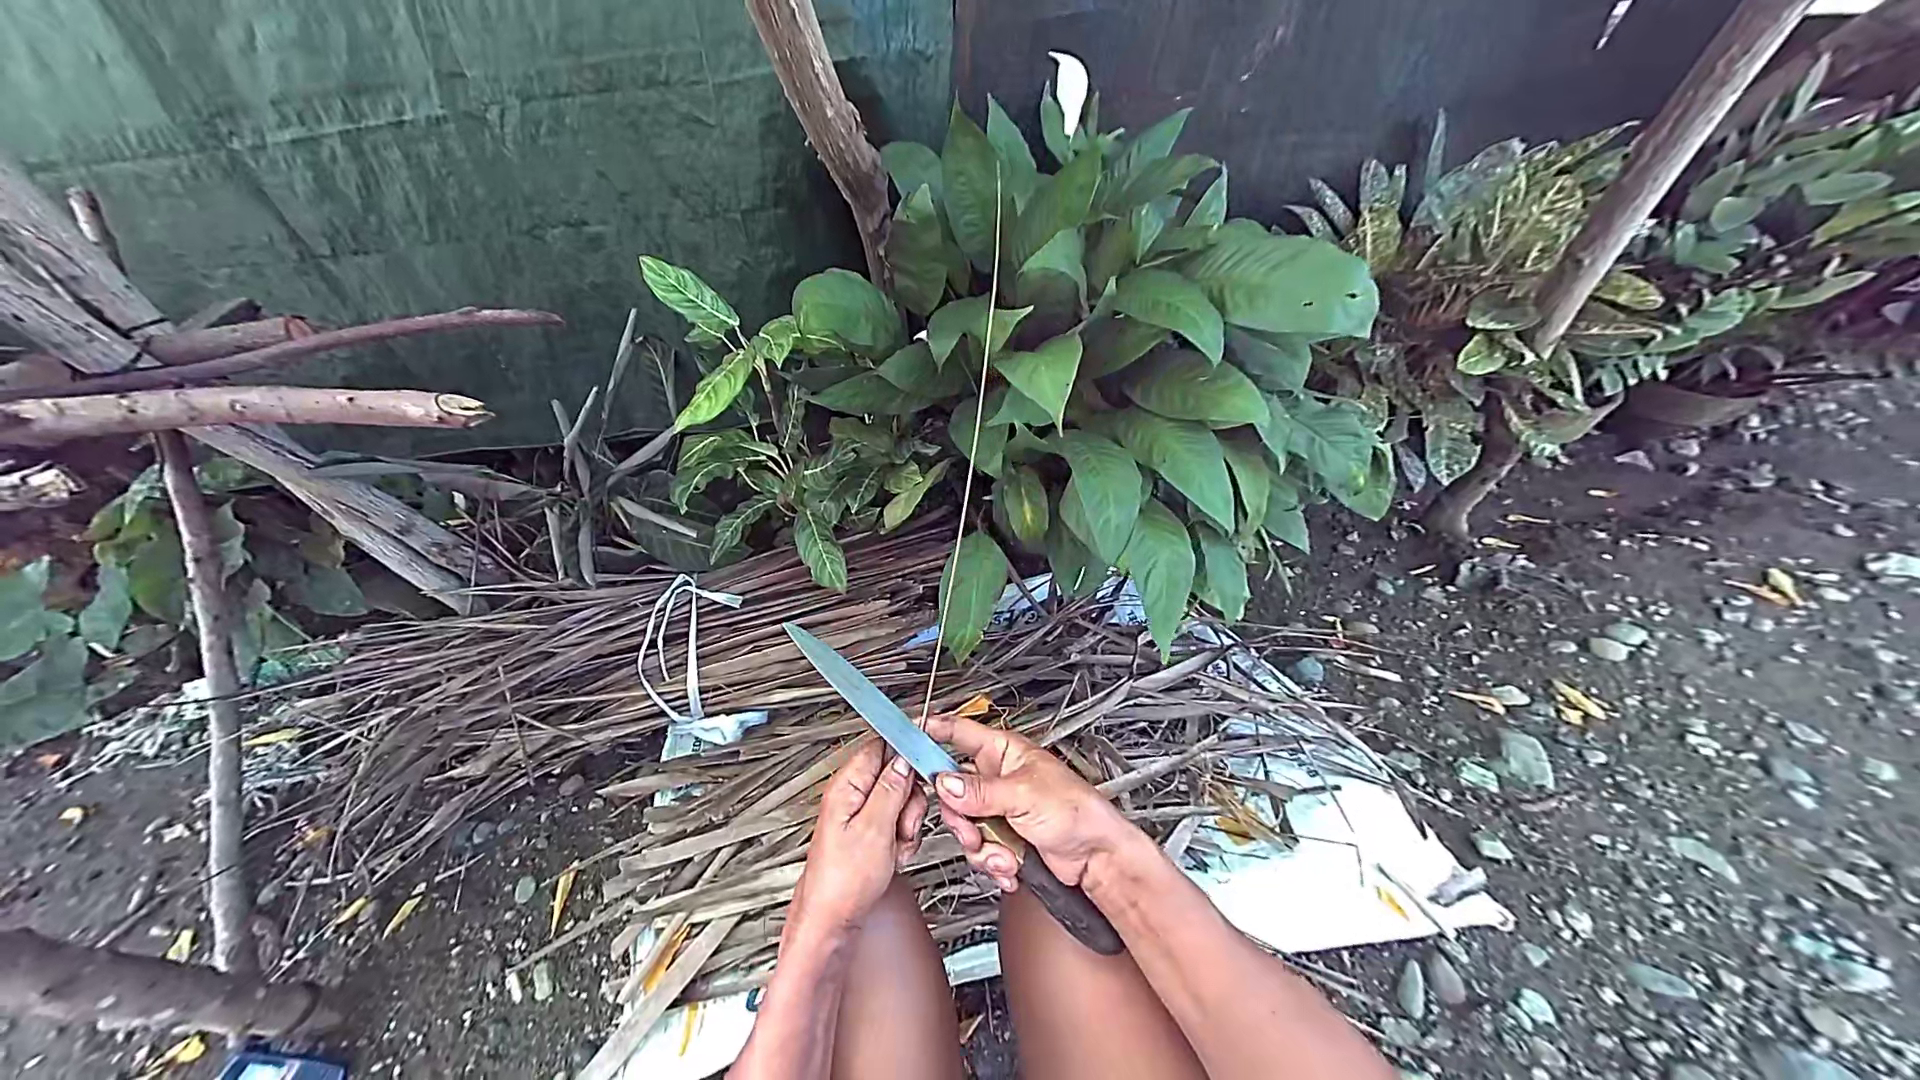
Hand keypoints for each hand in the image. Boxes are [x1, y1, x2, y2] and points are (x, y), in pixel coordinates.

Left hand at [788, 737, 926, 936]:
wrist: (831, 924)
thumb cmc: (841, 883)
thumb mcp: (875, 829)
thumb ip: (892, 788)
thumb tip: (904, 759)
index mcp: (847, 786)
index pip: (880, 746)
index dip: (904, 754)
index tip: (922, 769)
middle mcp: (851, 797)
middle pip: (896, 775)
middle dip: (909, 800)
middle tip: (903, 823)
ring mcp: (861, 816)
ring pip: (901, 801)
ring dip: (908, 824)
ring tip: (896, 844)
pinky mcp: (869, 834)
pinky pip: (897, 824)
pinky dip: (903, 840)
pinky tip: (894, 855)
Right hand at [923, 713, 1131, 892]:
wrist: (1097, 856)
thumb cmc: (1076, 810)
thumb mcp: (1023, 795)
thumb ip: (980, 791)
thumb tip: (946, 782)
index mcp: (1003, 752)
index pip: (959, 733)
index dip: (933, 731)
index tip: (909, 732)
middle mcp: (998, 777)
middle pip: (953, 788)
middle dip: (961, 817)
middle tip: (971, 828)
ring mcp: (999, 808)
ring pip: (964, 823)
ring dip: (980, 846)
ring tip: (1002, 853)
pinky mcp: (1004, 836)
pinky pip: (980, 848)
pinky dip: (992, 861)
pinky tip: (1010, 864)